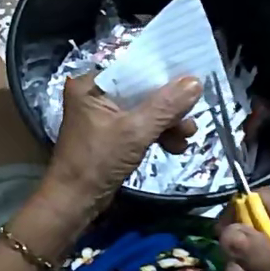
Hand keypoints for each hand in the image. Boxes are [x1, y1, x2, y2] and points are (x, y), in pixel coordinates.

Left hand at [43, 74, 201, 218]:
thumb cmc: (97, 161)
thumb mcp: (135, 131)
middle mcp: (95, 94)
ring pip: (144, 110)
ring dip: (167, 122)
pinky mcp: (110, 135)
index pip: (134, 68)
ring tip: (187, 137)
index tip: (192, 82)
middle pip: (142, 90)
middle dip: (170, 106)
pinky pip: (140, 126)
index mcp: (91, 83)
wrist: (74, 202)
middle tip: (191, 117)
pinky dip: (157, 134)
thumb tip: (195, 82)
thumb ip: (166, 106)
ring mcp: (103, 116)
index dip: (164, 74)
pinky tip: (175, 146)